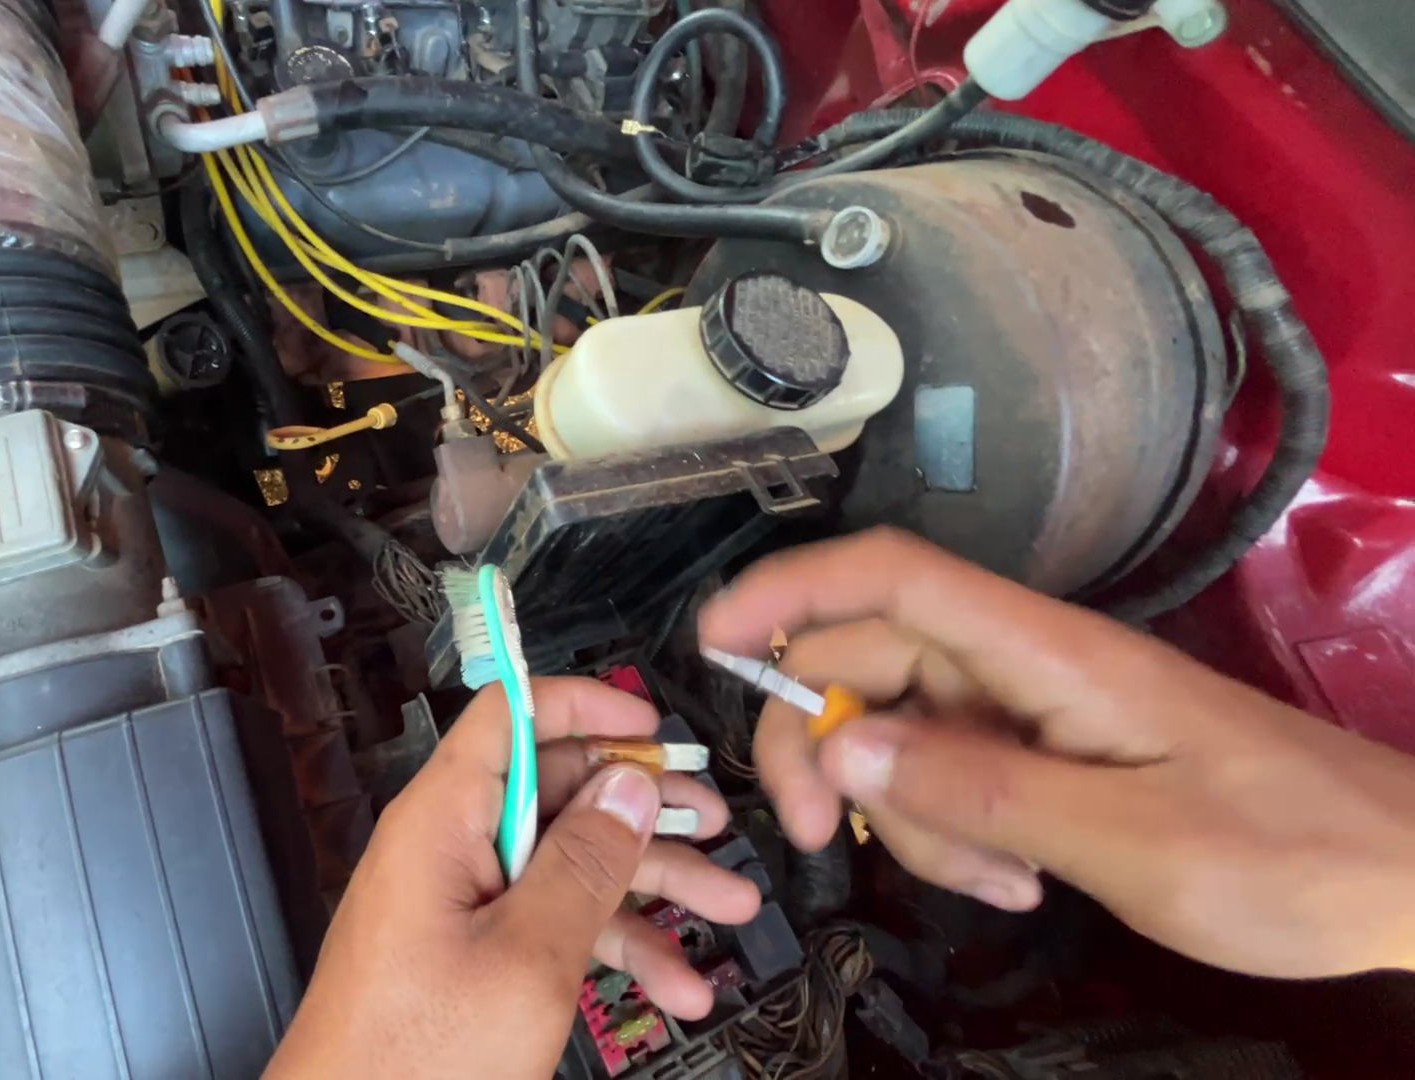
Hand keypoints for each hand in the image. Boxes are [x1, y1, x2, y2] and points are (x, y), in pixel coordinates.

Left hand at [266, 678, 758, 1078]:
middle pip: (557, 787)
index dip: (580, 705)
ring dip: (649, 881)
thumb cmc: (423, 1054)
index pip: (510, 714)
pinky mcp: (479, 940)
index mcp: (445, 813)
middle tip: (716, 821)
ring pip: (568, 856)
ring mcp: (468, 892)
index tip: (650, 727)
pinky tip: (678, 981)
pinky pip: (552, 915)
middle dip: (642, 806)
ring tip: (729, 903)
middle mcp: (454, 838)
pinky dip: (613, 940)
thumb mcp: (525, 957)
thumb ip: (584, 863)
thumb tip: (630, 784)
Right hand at [699, 528, 1414, 978]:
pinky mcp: (1010, 742)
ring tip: (986, 881)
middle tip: (810, 831)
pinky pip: (927, 768)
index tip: (715, 638)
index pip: (886, 576)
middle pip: (856, 660)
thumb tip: (836, 742)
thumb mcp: (1137, 844)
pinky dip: (935, 824)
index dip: (789, 588)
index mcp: (1034, 647)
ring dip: (897, 808)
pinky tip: (1003, 875)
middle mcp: (1000, 657)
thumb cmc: (1298, 856)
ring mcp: (1002, 701)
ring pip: (883, 726)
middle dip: (816, 743)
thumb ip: (974, 788)